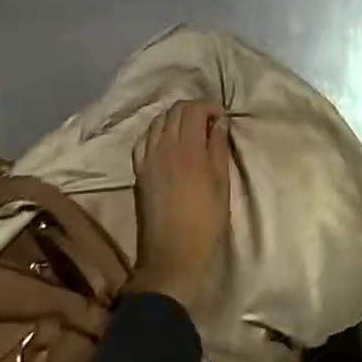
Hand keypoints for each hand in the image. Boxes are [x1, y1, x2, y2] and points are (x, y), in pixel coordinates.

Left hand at [128, 100, 230, 309]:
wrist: (173, 255)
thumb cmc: (205, 221)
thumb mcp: (221, 183)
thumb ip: (219, 147)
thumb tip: (220, 121)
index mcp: (188, 149)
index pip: (194, 110)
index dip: (210, 106)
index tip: (222, 117)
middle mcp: (164, 147)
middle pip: (175, 110)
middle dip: (194, 109)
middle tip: (209, 121)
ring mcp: (148, 158)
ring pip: (158, 121)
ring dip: (175, 118)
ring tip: (190, 129)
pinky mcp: (139, 170)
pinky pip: (144, 139)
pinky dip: (157, 132)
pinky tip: (167, 141)